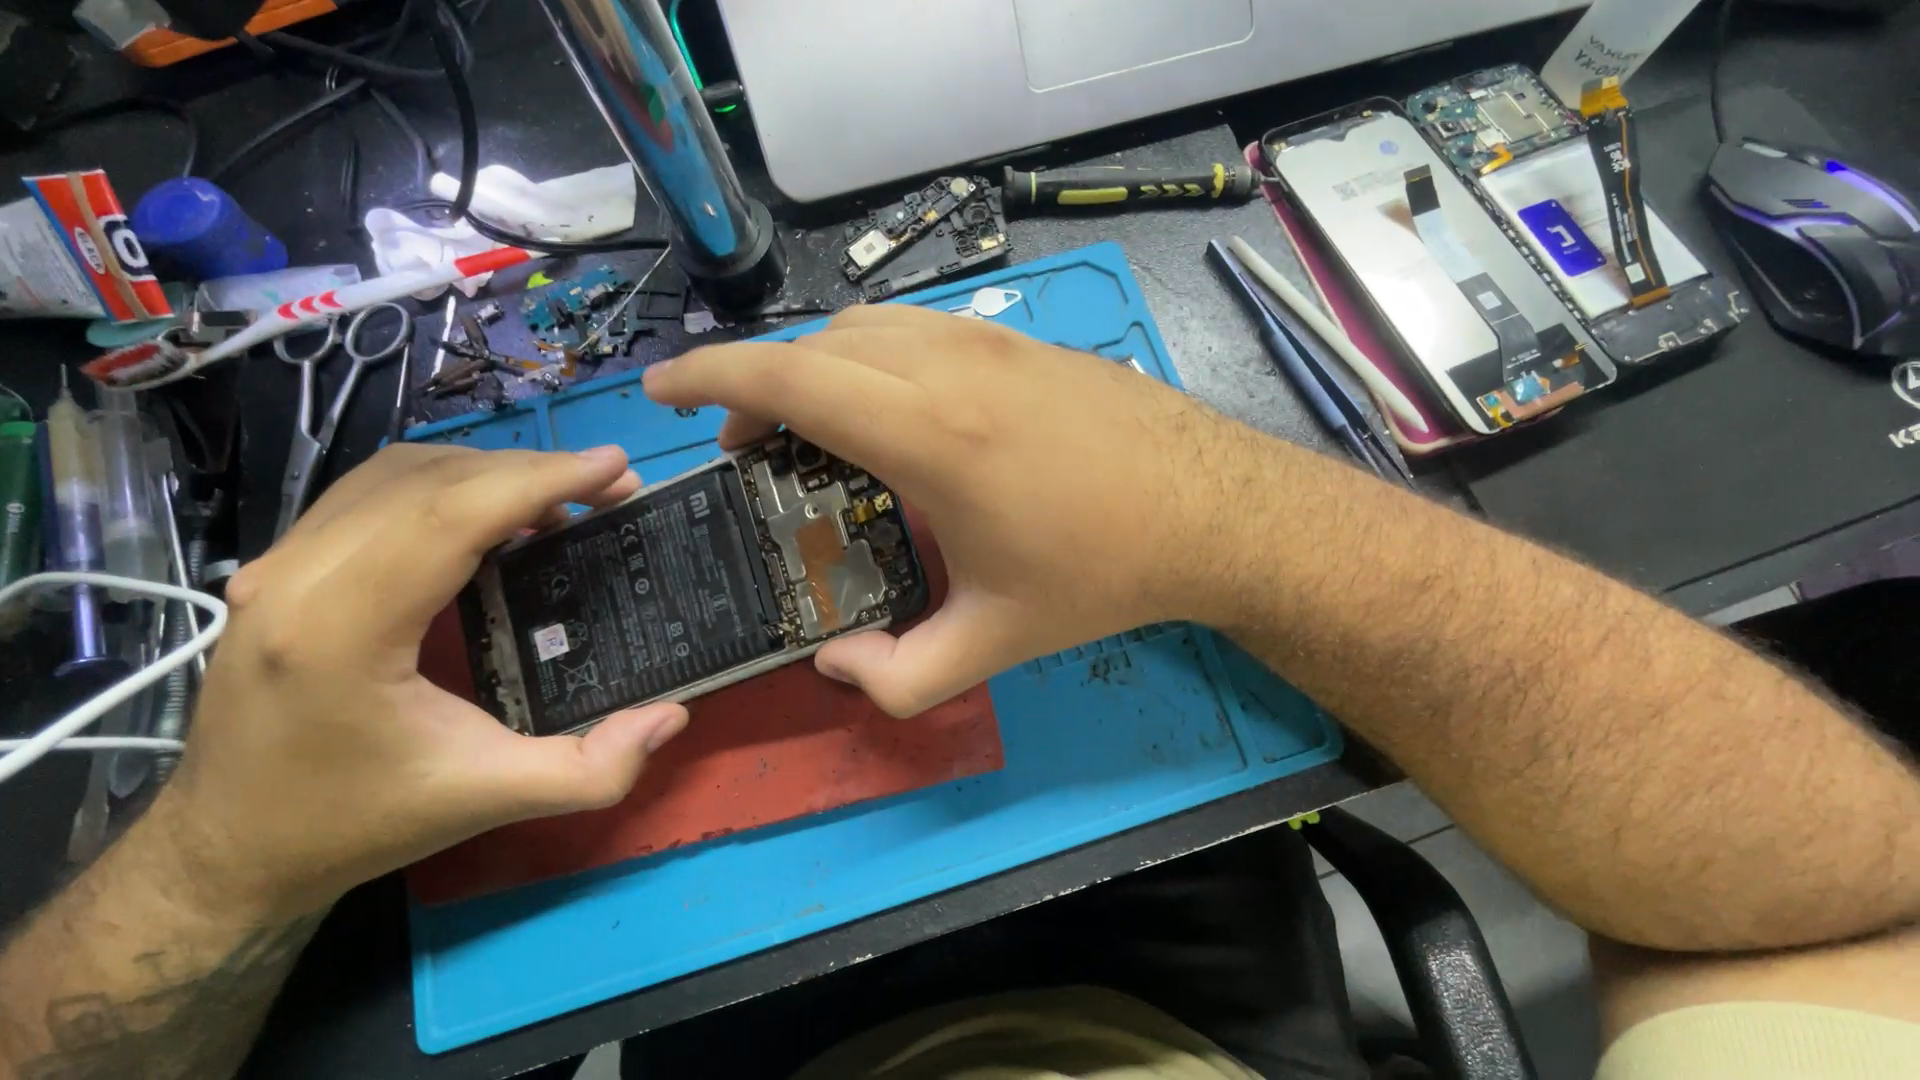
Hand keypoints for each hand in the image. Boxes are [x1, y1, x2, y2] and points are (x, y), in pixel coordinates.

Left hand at [156, 444, 689, 917]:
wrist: (231, 846)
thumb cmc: (357, 820)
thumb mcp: (486, 800)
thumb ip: (591, 770)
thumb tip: (672, 717)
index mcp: (339, 630)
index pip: (450, 515)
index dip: (541, 480)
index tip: (615, 467)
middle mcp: (295, 578)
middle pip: (429, 480)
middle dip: (532, 471)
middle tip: (610, 487)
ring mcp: (278, 564)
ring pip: (397, 473)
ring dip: (490, 471)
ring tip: (563, 497)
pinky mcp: (282, 565)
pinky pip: (374, 492)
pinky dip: (448, 484)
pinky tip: (496, 514)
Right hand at [643, 304, 1262, 717]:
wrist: (1213, 510)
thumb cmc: (1102, 573)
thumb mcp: (996, 642)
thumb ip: (901, 678)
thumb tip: (838, 668)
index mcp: (929, 433)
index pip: (790, 376)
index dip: (709, 375)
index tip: (658, 390)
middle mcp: (949, 365)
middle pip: (817, 345)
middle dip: (758, 386)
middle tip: (748, 451)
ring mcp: (990, 341)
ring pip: (866, 326)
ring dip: (817, 367)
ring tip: (812, 432)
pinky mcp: (1019, 340)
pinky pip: (916, 328)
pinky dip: (870, 356)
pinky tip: (890, 415)